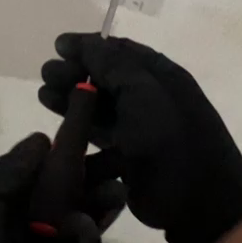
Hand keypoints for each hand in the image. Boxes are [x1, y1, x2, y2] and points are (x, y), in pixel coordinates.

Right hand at [39, 34, 241, 242]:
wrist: (198, 200)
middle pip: (106, 79)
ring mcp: (140, 130)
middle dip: (75, 74)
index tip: (57, 47)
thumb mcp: (142, 91)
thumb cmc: (170, 138)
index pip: (118, 51)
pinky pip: (101, 140)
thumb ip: (112, 65)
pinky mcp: (130, 159)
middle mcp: (150, 98)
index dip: (88, 46)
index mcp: (159, 76)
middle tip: (45, 75)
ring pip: (100, 108)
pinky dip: (81, 135)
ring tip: (43, 96)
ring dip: (73, 101)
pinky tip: (58, 134)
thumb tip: (85, 42)